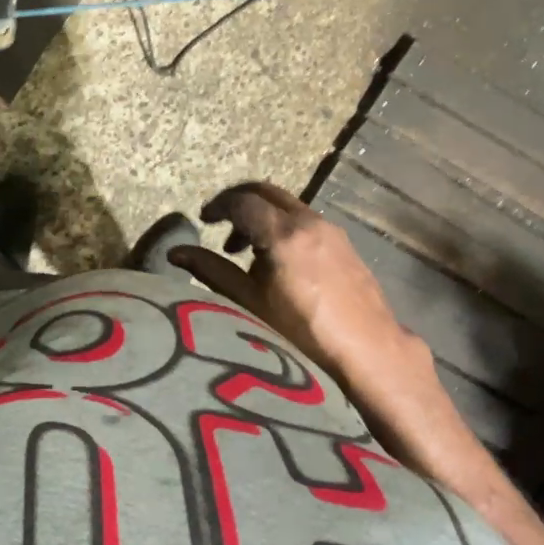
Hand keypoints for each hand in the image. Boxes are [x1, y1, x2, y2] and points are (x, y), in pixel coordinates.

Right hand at [167, 182, 438, 406]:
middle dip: (238, 202)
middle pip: (266, 192)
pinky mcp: (345, 244)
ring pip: (287, 205)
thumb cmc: (300, 330)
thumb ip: (210, 270)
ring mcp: (332, 231)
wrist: (368, 352)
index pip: (242, 201)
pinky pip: (304, 220)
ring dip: (261, 215)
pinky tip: (276, 260)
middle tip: (217, 223)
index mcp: (282, 233)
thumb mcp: (247, 302)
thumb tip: (175, 253)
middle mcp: (309, 222)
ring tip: (243, 250)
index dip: (217, 206)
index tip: (202, 221)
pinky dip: (281, 225)